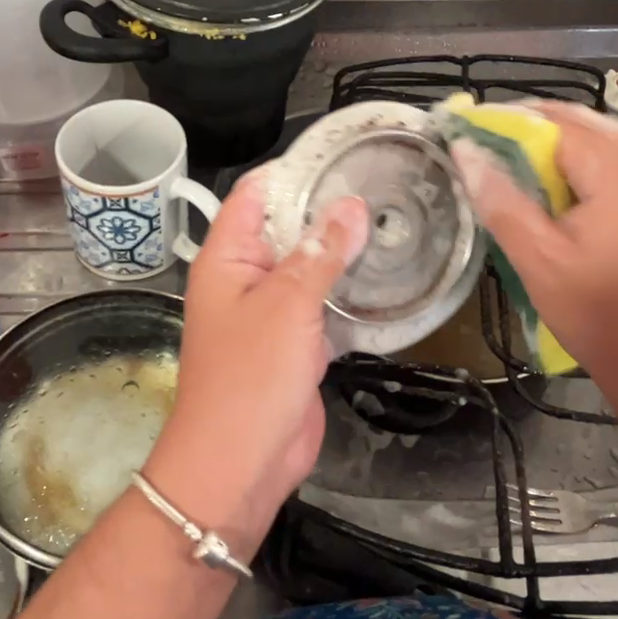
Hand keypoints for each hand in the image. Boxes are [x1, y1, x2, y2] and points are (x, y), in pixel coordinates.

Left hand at [142, 172, 367, 557]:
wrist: (239, 464)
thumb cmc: (250, 378)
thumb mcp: (287, 305)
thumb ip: (320, 253)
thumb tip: (350, 205)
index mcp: (227, 257)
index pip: (256, 193)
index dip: (294, 169)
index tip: (341, 153)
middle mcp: (246, 277)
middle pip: (286, 226)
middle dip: (326, 208)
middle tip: (381, 185)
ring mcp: (270, 310)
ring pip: (307, 265)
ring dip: (340, 250)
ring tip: (390, 221)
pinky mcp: (293, 341)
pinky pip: (320, 302)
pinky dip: (346, 289)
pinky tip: (383, 275)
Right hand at [449, 101, 617, 380]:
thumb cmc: (597, 314)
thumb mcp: (537, 260)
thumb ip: (500, 200)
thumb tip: (466, 150)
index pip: (555, 124)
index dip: (510, 119)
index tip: (471, 124)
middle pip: (584, 123)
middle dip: (535, 123)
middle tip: (489, 136)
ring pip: (606, 139)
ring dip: (563, 139)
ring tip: (520, 154)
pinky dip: (588, 158)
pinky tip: (565, 181)